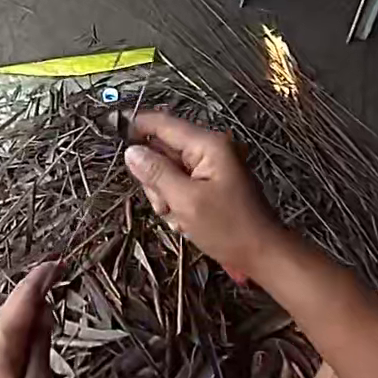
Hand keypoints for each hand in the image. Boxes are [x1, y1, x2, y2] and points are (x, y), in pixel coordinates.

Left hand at [0, 262, 56, 377]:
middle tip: (59, 328)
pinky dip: (8, 350)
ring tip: (40, 368)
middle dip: (36, 313)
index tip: (60, 262)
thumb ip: (41, 347)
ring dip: (22, 335)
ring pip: (1, 333)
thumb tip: (43, 314)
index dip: (44, 276)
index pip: (24, 296)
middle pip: (12, 314)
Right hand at [122, 111, 286, 282]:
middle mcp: (210, 149)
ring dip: (166, 195)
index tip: (113, 130)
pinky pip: (180, 184)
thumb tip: (131, 152)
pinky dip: (177, 202)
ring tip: (180, 217)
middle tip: (166, 205)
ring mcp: (212, 165)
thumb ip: (156, 173)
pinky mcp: (211, 182)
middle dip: (156, 179)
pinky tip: (187, 220)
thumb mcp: (186, 202)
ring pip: (168, 170)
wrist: (263, 254)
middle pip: (163, 150)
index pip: (163, 123)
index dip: (136, 125)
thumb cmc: (229, 229)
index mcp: (208, 145)